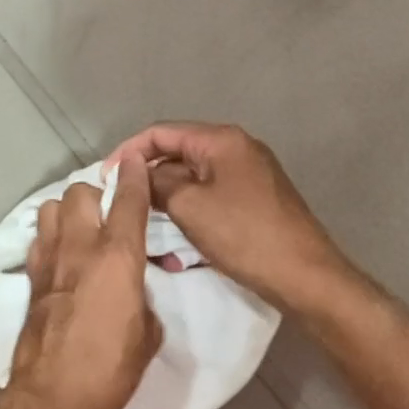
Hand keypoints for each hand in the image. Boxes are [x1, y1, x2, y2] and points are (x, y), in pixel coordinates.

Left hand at [0, 150, 161, 408]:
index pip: (128, 202)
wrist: (52, 396)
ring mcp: (48, 261)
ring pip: (51, 208)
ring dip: (67, 210)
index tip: (136, 163)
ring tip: (82, 229)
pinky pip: (39, 239)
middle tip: (108, 212)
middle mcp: (79, 249)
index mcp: (117, 258)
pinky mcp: (29, 279)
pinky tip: (62, 254)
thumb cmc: (110, 369)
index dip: (134, 178)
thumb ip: (142, 298)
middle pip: (80, 192)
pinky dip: (50, 236)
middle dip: (96, 193)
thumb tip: (132, 290)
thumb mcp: (147, 334)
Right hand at [109, 122, 355, 309]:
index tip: (105, 178)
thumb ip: (156, 182)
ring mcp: (250, 171)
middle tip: (119, 195)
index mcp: (221, 140)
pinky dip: (186, 198)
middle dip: (146, 169)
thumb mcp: (187, 206)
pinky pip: (209, 186)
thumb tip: (139, 174)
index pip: (160, 132)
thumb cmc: (243, 235)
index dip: (127, 151)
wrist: (304, 276)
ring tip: (141, 209)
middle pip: (177, 148)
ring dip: (165, 187)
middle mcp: (238, 146)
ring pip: (192, 170)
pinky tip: (173, 219)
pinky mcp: (255, 194)